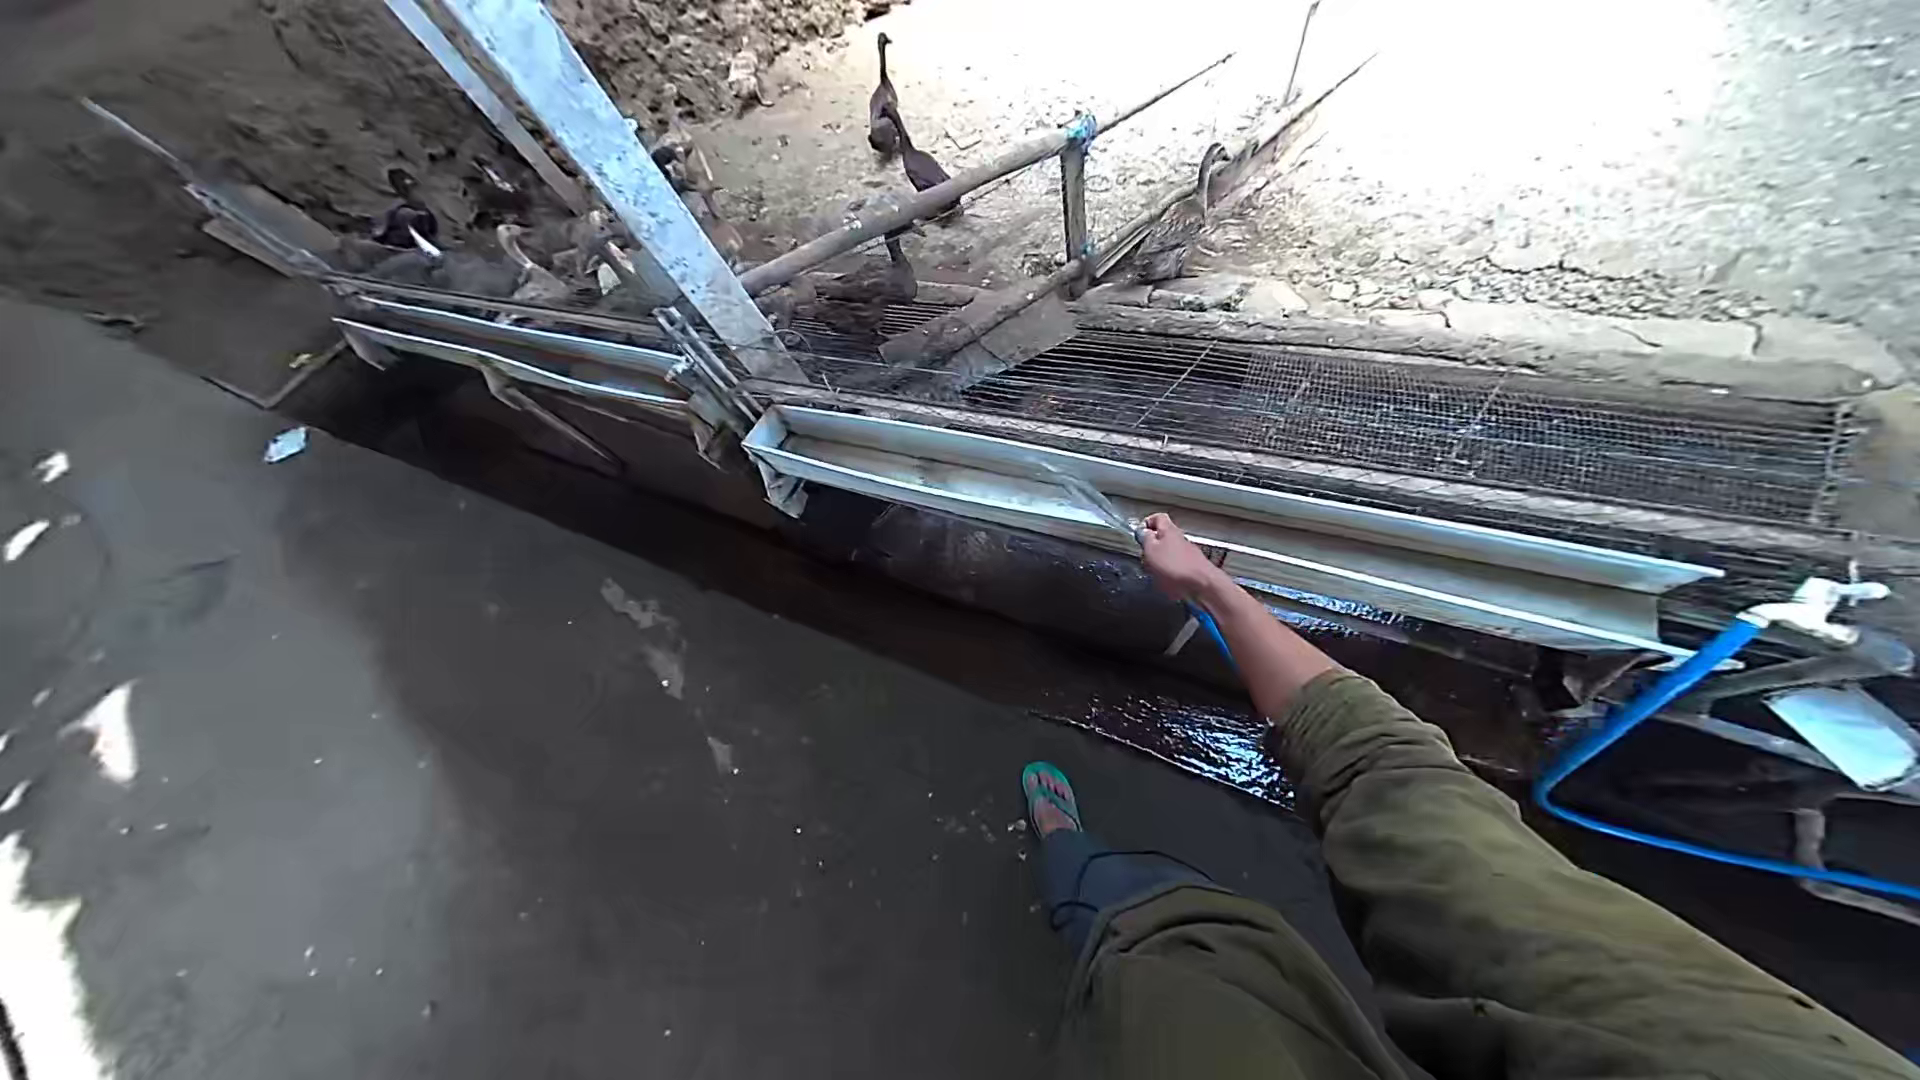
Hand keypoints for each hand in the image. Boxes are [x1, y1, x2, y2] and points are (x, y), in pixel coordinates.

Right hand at [1139, 513, 1227, 603]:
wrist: (1203, 585)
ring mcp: (1188, 554)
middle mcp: (1180, 539)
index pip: (1158, 517)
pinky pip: (1175, 567)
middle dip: (1151, 548)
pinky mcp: (1192, 568)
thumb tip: (1143, 531)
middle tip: (1145, 558)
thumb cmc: (1174, 566)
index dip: (1147, 523)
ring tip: (1156, 573)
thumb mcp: (1151, 550)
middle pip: (1162, 537)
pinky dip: (1169, 573)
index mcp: (1170, 530)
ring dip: (1159, 562)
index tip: (1140, 535)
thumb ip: (1145, 538)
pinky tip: (1167, 582)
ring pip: (1168, 553)